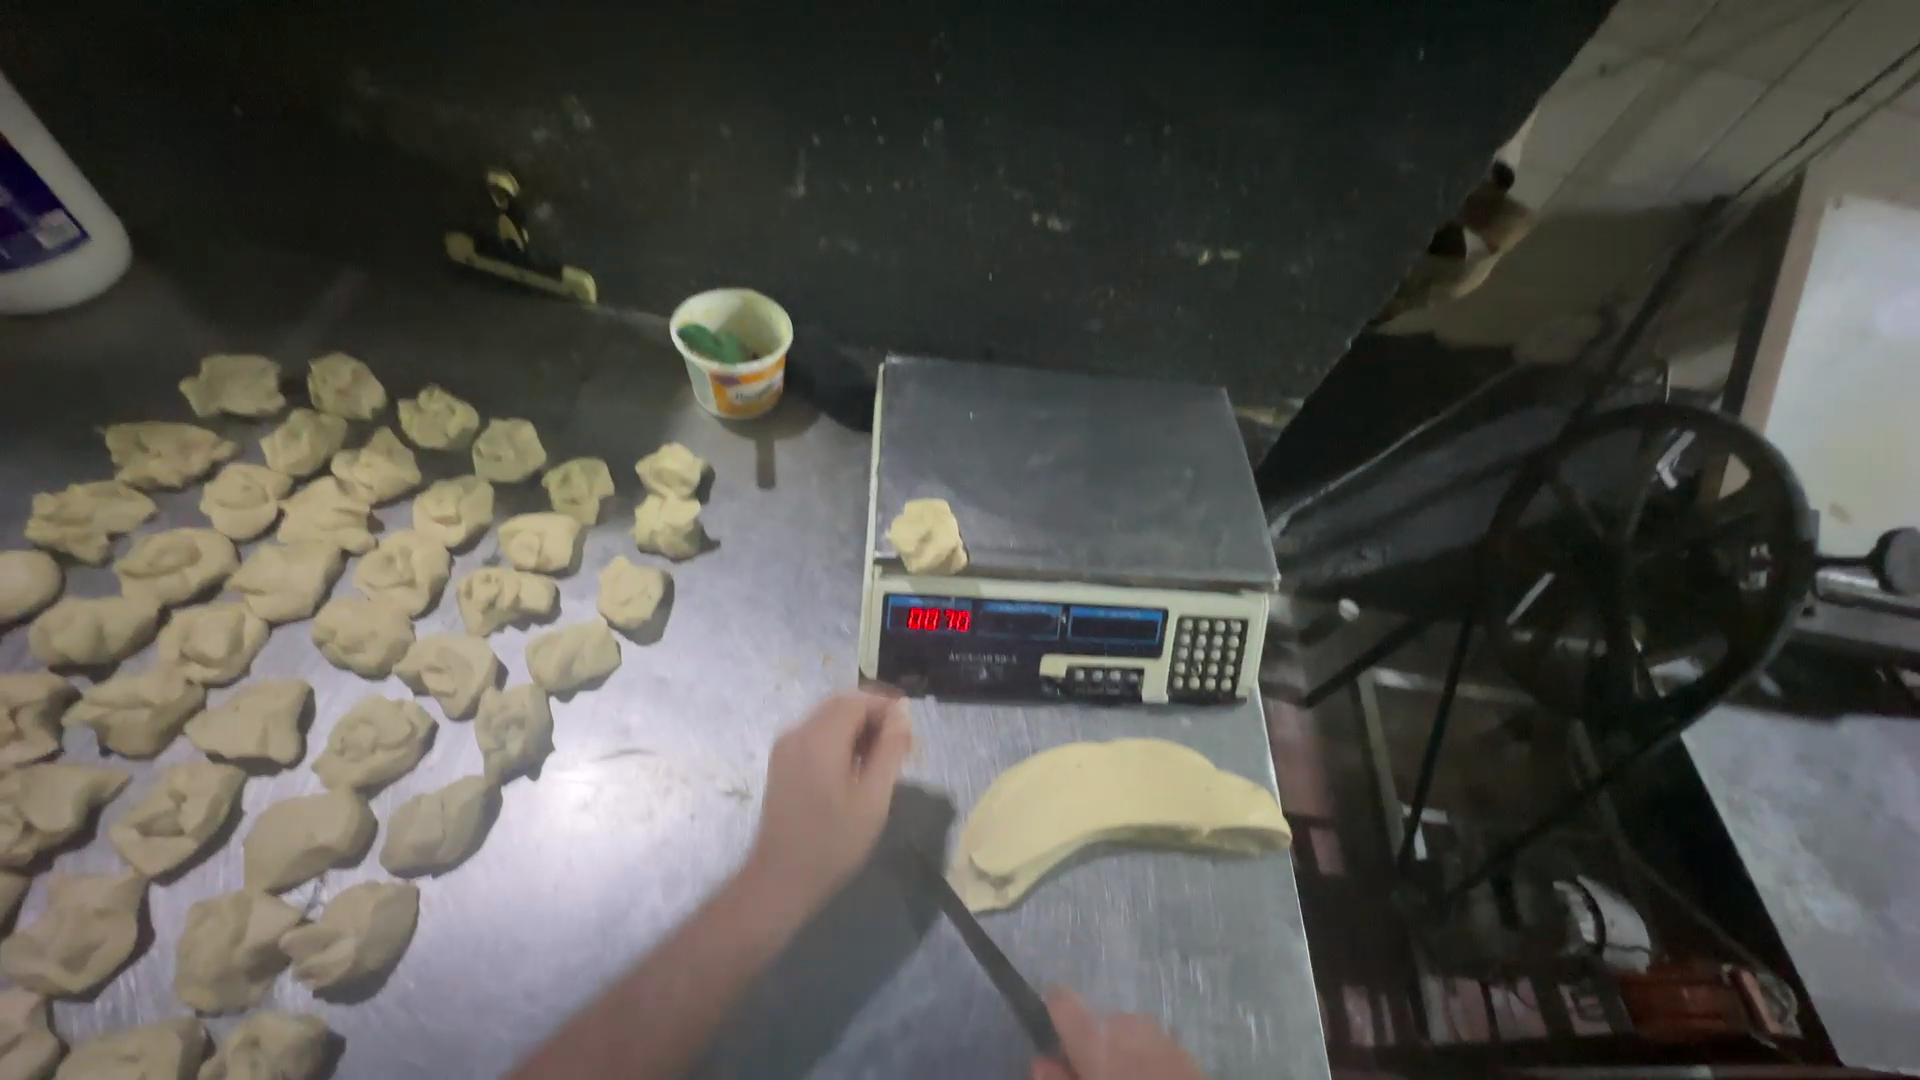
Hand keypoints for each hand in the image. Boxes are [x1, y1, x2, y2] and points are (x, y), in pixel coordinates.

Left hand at [745, 691, 912, 912]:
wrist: (781, 879)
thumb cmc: (834, 842)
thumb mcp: (873, 797)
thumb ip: (890, 750)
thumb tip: (902, 715)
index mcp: (820, 738)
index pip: (858, 700)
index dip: (887, 707)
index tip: (909, 730)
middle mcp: (798, 732)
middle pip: (841, 704)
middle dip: (873, 715)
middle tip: (900, 744)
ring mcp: (786, 746)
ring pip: (828, 717)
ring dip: (858, 727)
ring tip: (882, 758)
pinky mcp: (782, 761)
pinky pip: (815, 733)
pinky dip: (840, 738)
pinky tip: (855, 766)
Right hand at [1031, 987, 1204, 1079]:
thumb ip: (1057, 1079)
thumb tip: (1041, 1061)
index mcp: (1092, 1034)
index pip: (1060, 999)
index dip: (1052, 1010)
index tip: (1052, 1031)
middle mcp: (1121, 1020)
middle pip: (1094, 1022)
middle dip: (1090, 1046)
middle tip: (1091, 1073)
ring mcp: (1154, 1029)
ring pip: (1123, 1032)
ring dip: (1118, 1051)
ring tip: (1122, 1077)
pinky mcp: (1179, 1045)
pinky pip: (1149, 1043)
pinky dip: (1143, 1057)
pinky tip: (1147, 1078)